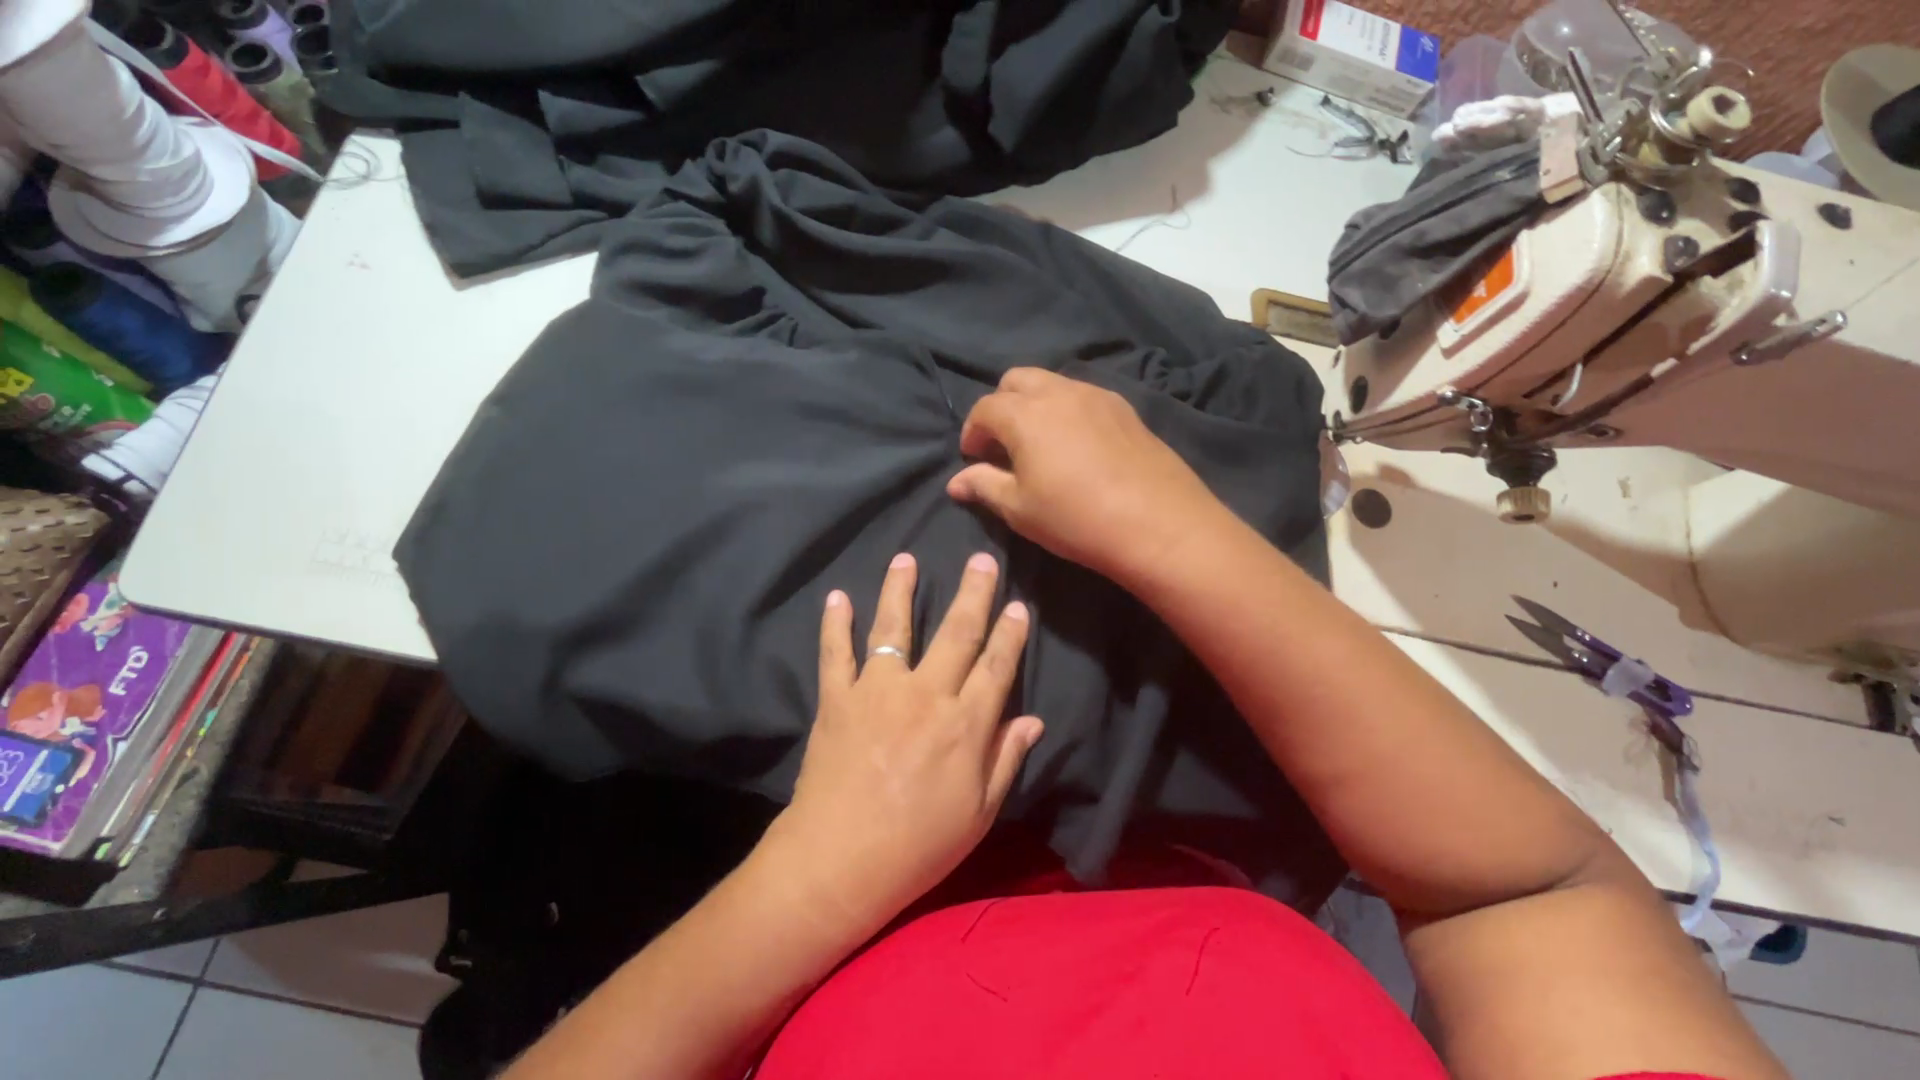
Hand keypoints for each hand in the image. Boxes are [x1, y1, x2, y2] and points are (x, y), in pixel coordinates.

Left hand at [772, 551, 1043, 928]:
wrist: (841, 861)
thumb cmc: (920, 845)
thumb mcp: (978, 813)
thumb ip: (1005, 759)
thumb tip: (1033, 720)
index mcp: (966, 724)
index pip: (997, 666)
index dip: (1010, 634)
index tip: (1019, 605)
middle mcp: (925, 695)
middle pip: (955, 633)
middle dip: (972, 593)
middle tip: (981, 559)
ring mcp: (877, 692)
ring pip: (893, 628)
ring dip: (900, 590)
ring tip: (906, 559)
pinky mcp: (837, 700)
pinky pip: (835, 653)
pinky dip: (835, 624)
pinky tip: (838, 597)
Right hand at [946, 367, 1231, 585]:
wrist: (1158, 523)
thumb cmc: (1076, 519)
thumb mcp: (1020, 509)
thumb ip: (984, 486)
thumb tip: (956, 482)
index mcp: (1025, 414)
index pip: (984, 408)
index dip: (972, 432)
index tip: (973, 459)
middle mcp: (1058, 392)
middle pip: (1016, 380)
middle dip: (1001, 406)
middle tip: (1003, 444)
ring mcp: (1096, 395)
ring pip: (1052, 383)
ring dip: (1035, 404)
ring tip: (1039, 444)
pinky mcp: (1125, 408)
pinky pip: (1083, 396)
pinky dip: (1067, 410)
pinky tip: (1076, 445)